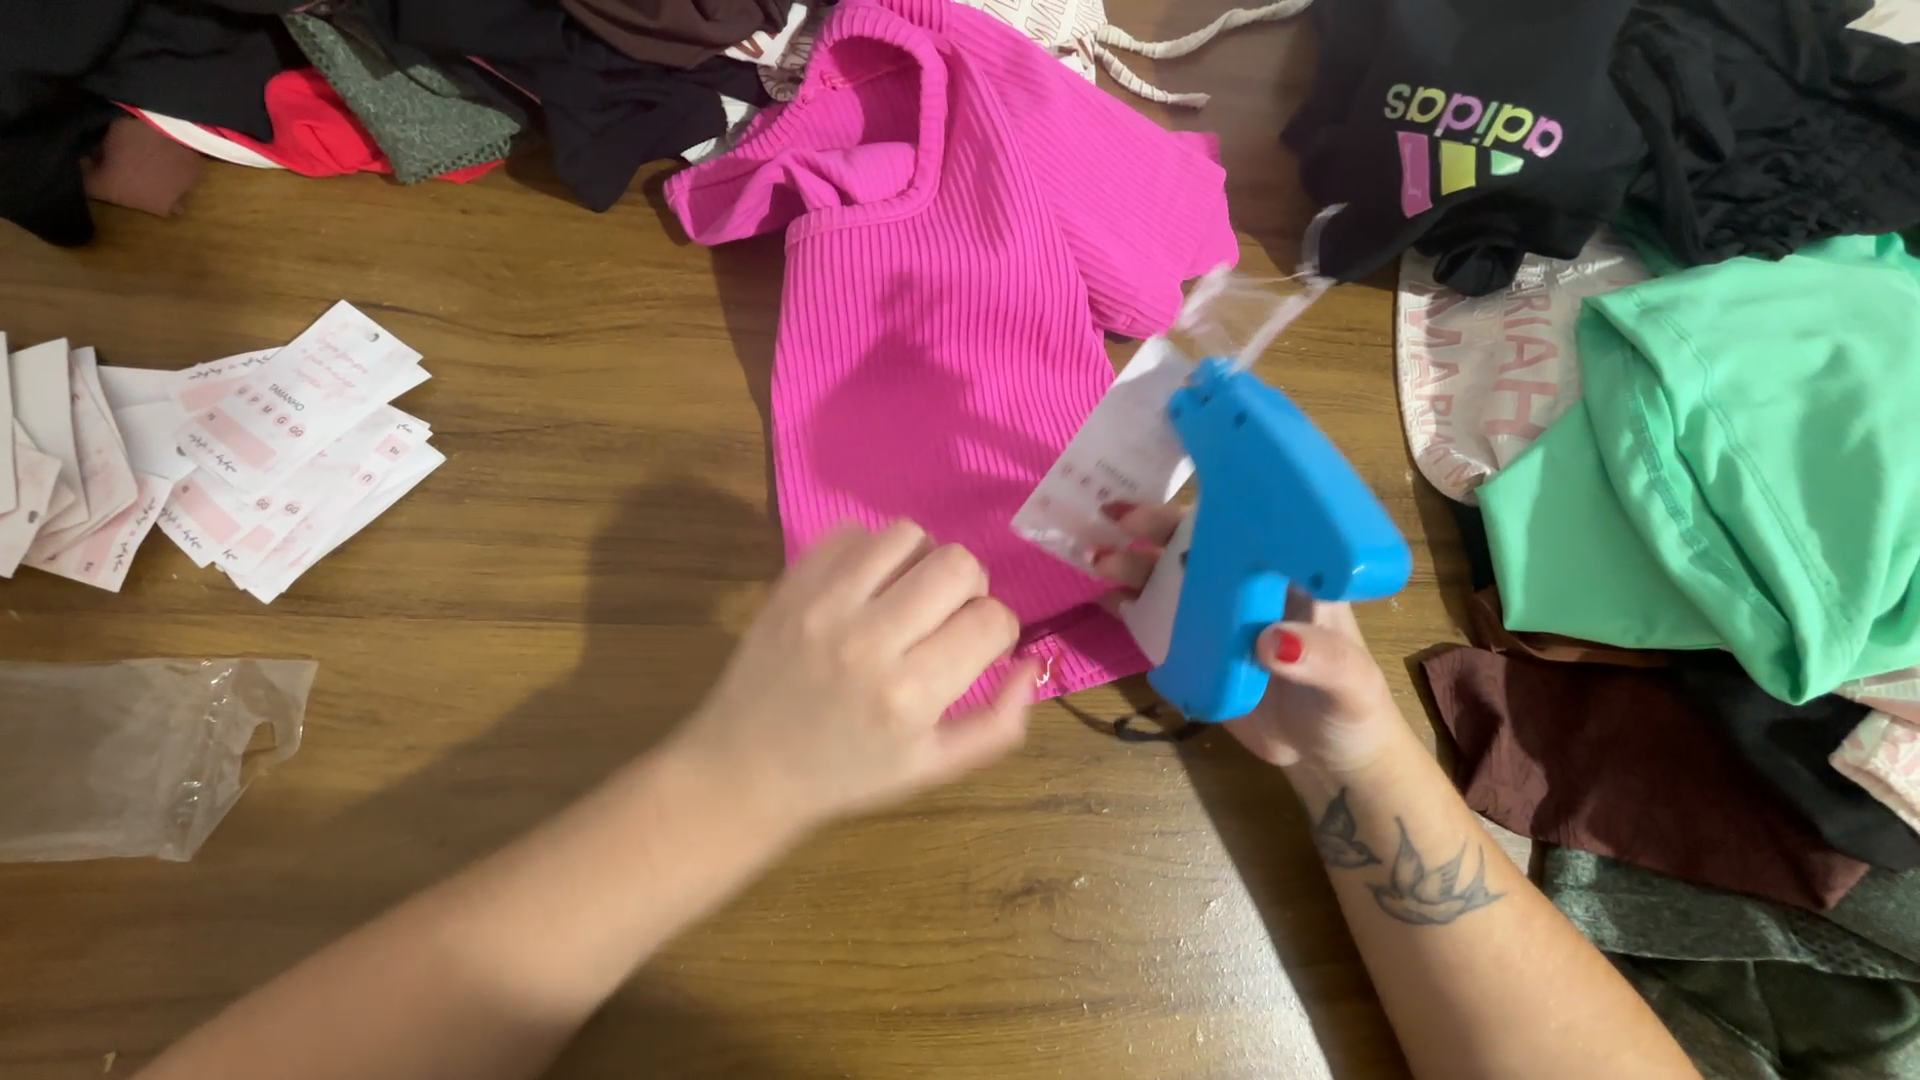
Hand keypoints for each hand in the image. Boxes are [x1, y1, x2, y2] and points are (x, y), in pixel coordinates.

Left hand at [675, 520, 1037, 828]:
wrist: (745, 768)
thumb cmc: (847, 773)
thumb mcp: (934, 768)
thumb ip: (1000, 721)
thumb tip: (1033, 661)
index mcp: (911, 694)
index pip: (992, 620)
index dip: (997, 630)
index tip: (976, 646)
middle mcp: (871, 639)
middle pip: (958, 564)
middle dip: (969, 587)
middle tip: (946, 615)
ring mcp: (824, 603)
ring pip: (908, 534)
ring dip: (921, 561)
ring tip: (905, 595)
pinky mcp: (791, 582)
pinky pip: (852, 531)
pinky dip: (871, 552)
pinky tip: (865, 587)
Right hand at [1094, 503, 1407, 773]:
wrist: (1324, 759)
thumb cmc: (1351, 709)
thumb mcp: (1349, 682)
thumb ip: (1320, 659)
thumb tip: (1270, 642)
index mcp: (1286, 575)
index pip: (1243, 526)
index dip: (1203, 509)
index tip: (1172, 503)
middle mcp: (1245, 585)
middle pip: (1193, 544)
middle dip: (1153, 528)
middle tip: (1112, 521)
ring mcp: (1215, 617)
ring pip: (1167, 578)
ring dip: (1132, 564)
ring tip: (1098, 560)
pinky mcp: (1192, 651)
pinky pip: (1154, 622)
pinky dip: (1127, 607)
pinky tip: (1103, 598)